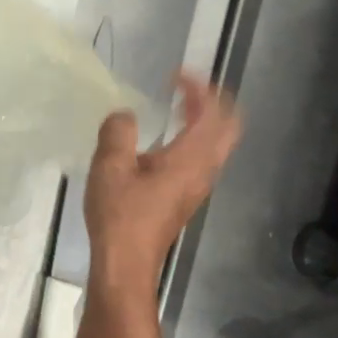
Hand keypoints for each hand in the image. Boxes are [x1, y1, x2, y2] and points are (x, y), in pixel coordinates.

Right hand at [83, 73, 241, 285]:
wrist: (125, 262)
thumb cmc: (120, 214)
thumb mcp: (109, 167)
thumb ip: (118, 132)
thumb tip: (124, 116)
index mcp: (191, 157)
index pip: (211, 111)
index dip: (198, 87)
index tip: (175, 75)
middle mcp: (204, 169)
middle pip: (228, 127)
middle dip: (212, 102)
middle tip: (186, 90)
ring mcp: (198, 186)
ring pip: (217, 144)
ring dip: (203, 121)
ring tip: (176, 110)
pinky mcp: (185, 198)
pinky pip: (202, 158)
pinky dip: (192, 139)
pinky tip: (163, 143)